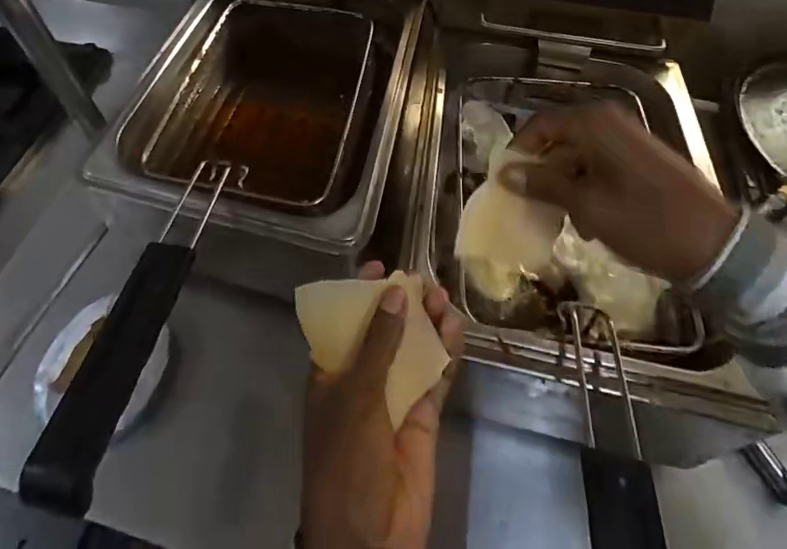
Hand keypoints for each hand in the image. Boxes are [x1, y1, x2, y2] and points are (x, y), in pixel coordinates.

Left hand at [301, 261, 465, 548]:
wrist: (368, 536)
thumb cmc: (345, 459)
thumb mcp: (356, 396)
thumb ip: (379, 344)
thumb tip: (395, 293)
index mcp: (331, 373)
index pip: (343, 323)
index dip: (359, 294)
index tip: (380, 266)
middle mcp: (361, 379)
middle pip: (384, 331)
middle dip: (401, 304)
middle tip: (422, 278)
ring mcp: (393, 397)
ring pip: (412, 350)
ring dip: (427, 324)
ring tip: (443, 296)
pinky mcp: (421, 417)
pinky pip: (434, 377)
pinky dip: (446, 354)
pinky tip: (455, 329)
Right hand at [506, 102, 737, 282]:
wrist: (715, 245)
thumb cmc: (646, 222)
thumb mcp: (587, 206)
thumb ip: (544, 185)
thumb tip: (506, 173)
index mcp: (595, 123)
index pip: (541, 125)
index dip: (520, 151)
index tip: (507, 180)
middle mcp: (611, 122)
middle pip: (560, 139)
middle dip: (544, 173)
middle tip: (533, 205)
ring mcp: (629, 140)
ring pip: (580, 156)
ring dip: (567, 185)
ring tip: (566, 221)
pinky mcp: (642, 159)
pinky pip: (602, 165)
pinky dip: (589, 187)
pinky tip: (592, 221)